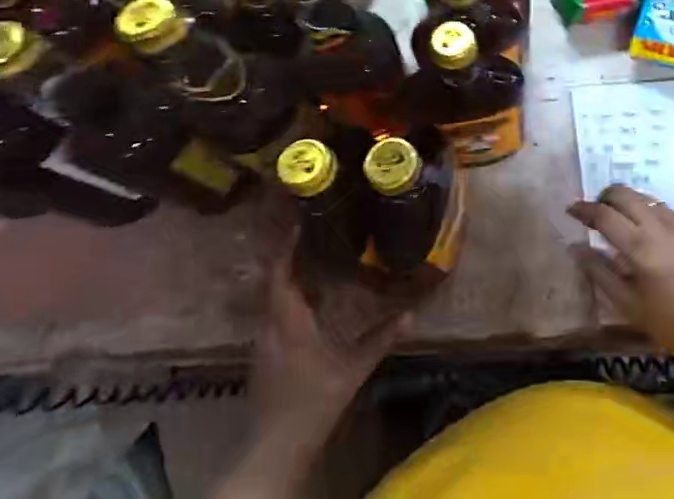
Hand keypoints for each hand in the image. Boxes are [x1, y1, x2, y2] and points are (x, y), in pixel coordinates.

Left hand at [248, 239, 410, 440]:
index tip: (299, 224)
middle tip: (315, 239)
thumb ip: (379, 340)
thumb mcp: (351, 371)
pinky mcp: (262, 358)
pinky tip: (308, 305)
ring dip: (289, 281)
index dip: (287, 249)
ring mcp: (262, 344)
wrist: (273, 449)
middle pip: (275, 284)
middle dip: (291, 259)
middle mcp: (269, 327)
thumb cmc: (312, 404)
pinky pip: (273, 316)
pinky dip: (288, 301)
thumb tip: (411, 315)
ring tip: (314, 264)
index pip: (280, 275)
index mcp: (288, 323)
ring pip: (273, 301)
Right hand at [567, 185, 673, 361]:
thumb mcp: (629, 304)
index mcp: (641, 247)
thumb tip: (577, 248)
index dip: (584, 209)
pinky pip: (666, 211)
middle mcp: (660, 226)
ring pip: (646, 198)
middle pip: (625, 193)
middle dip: (605, 197)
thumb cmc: (672, 324)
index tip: (571, 210)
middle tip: (596, 212)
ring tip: (622, 224)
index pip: (604, 215)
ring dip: (629, 203)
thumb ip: (600, 272)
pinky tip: (651, 237)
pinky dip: (650, 215)